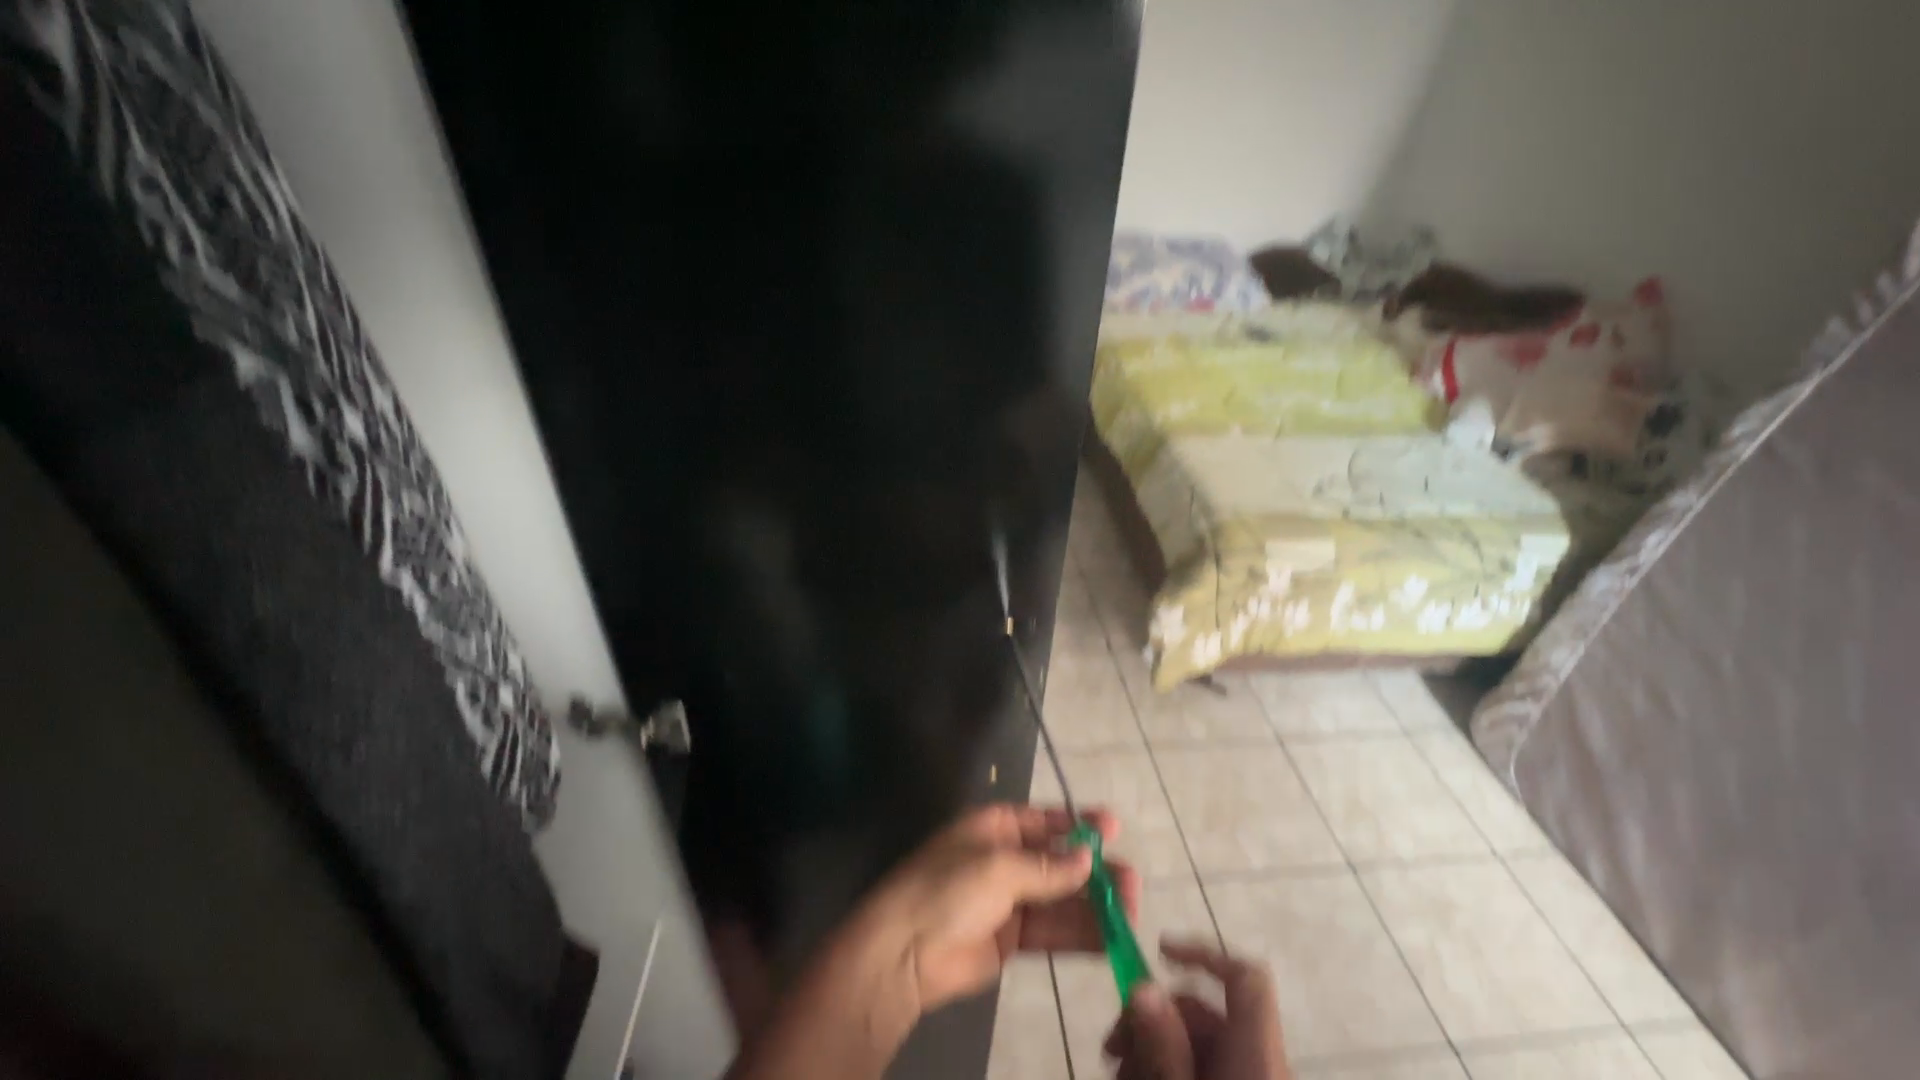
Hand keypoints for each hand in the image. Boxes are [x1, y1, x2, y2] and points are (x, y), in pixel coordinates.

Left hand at [859, 803, 1140, 1014]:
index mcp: (993, 828)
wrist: (903, 952)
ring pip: (1061, 899)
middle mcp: (1004, 860)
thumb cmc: (946, 890)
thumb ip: (1046, 867)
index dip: (1078, 824)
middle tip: (1131, 882)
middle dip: (1094, 871)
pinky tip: (1109, 938)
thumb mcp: (997, 867)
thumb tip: (1088, 859)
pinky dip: (1080, 934)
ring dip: (1094, 905)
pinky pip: (1052, 932)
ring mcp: (1008, 901)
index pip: (1043, 820)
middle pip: (1058, 862)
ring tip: (1130, 912)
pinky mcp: (1011, 939)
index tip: (1114, 828)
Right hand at [1104, 940, 1290, 1079]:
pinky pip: (1204, 1067)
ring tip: (1118, 1072)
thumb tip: (1143, 985)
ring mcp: (1251, 1077)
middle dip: (1153, 1018)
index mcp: (1259, 1055)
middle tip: (1112, 1046)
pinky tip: (1135, 1077)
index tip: (1157, 950)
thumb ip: (1163, 1045)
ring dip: (1152, 1047)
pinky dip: (1168, 1066)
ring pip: (1197, 1042)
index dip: (1203, 952)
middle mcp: (1263, 1062)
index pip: (1246, 978)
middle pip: (1207, 1010)